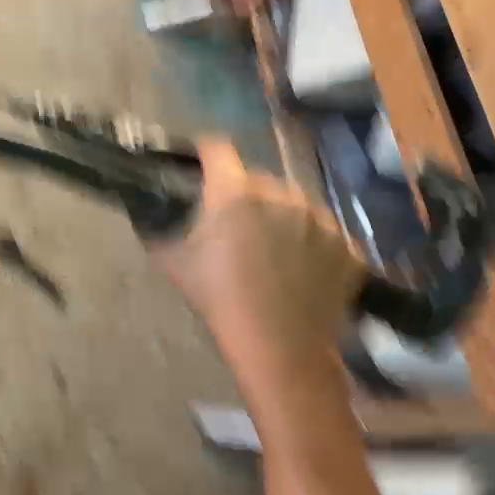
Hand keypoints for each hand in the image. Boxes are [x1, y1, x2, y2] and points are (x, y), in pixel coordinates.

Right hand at [151, 140, 363, 370]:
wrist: (281, 346)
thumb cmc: (218, 297)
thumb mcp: (171, 259)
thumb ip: (157, 225)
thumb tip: (146, 208)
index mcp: (233, 193)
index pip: (217, 148)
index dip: (204, 152)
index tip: (197, 165)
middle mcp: (281, 195)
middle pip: (256, 177)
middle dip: (242, 191)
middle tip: (231, 221)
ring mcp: (320, 220)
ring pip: (293, 201)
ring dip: (278, 213)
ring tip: (270, 244)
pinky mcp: (348, 246)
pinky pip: (323, 229)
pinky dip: (310, 239)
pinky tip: (299, 265)